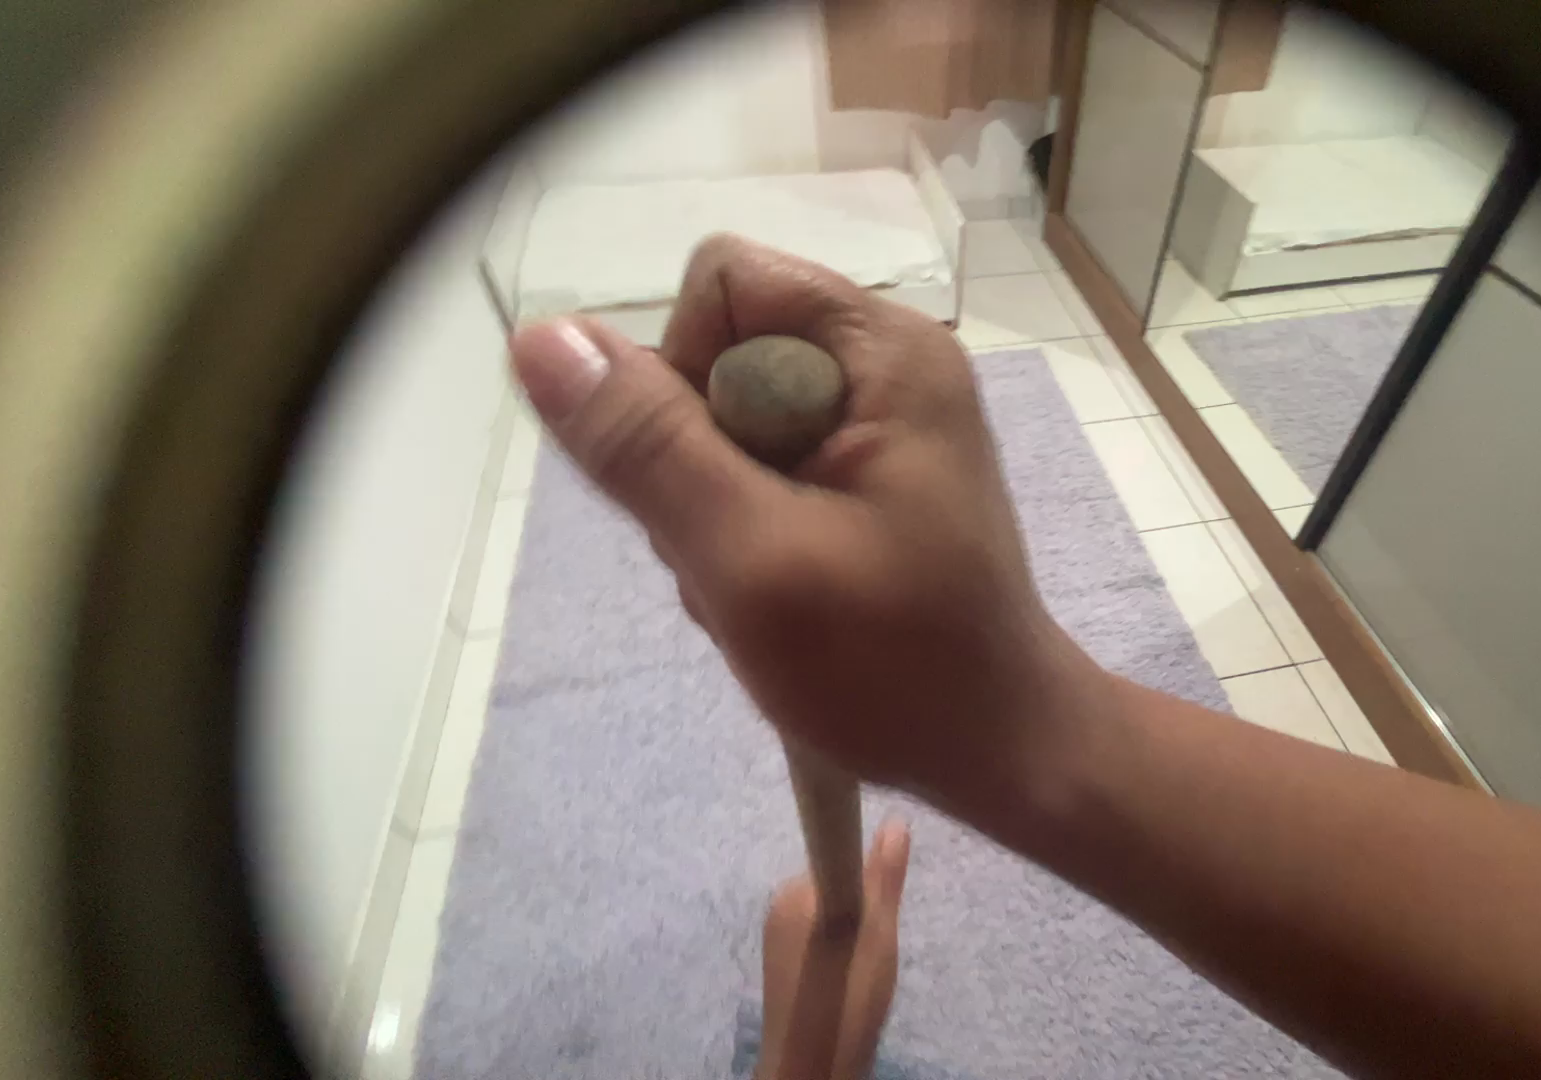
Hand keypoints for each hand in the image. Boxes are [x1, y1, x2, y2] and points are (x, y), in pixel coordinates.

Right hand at [510, 235, 1098, 799]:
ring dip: (719, 511)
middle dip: (700, 462)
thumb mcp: (754, 558)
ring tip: (765, 588)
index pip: (725, 286)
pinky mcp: (874, 481)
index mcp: (885, 351)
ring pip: (734, 428)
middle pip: (724, 359)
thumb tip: (545, 338)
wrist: (994, 740)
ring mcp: (885, 428)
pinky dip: (751, 535)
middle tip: (742, 556)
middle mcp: (889, 368)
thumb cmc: (894, 665)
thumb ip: (649, 448)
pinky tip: (780, 596)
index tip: (713, 480)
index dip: (683, 373)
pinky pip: (769, 476)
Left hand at [753, 819, 910, 1079]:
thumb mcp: (878, 932)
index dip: (866, 872)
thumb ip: (884, 876)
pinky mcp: (782, 961)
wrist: (812, 1069)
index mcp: (795, 888)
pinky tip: (849, 974)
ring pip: (830, 908)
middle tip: (877, 939)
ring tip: (864, 962)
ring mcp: (777, 933)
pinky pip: (818, 933)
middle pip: (835, 879)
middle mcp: (779, 902)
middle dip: (861, 901)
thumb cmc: (846, 996)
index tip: (880, 901)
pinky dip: (839, 945)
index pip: (839, 854)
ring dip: (853, 925)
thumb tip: (896, 819)